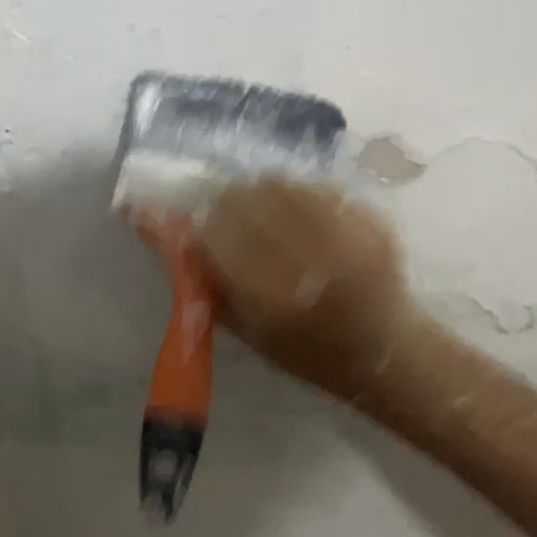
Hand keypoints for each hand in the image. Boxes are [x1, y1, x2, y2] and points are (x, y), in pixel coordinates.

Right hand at [195, 176, 411, 391]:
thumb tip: (148, 222)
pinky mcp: (370, 218)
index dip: (189, 223)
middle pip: (241, 200)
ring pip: (274, 183)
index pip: (212, 235)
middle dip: (220, 205)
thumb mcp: (242, 325)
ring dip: (254, 193)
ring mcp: (347, 235)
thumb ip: (196, 274)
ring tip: (257, 213)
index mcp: (275, 298)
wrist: (388, 353)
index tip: (178, 222)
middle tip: (220, 219)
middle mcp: (312, 261)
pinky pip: (311, 184)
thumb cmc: (303, 352)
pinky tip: (294, 213)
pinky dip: (291, 192)